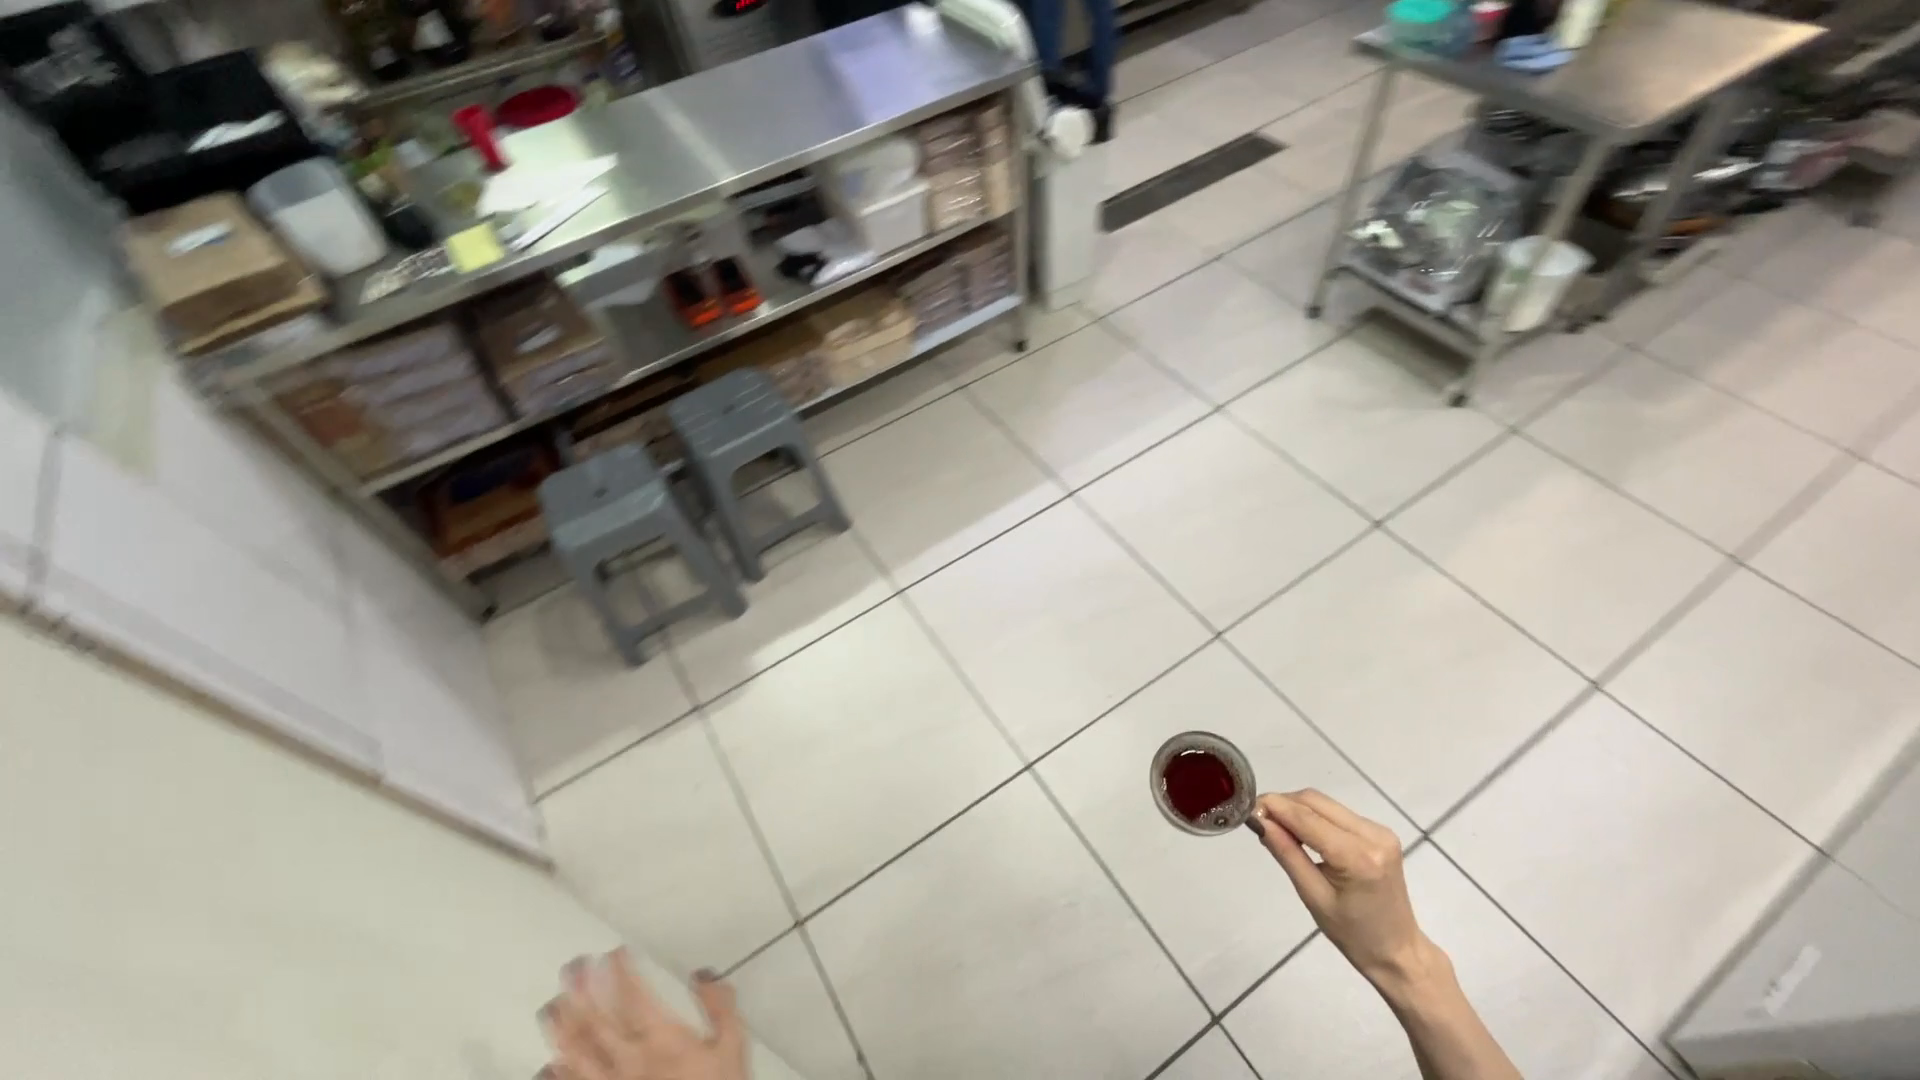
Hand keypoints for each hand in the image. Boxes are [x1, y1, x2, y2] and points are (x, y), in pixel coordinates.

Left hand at [539, 949, 747, 1079]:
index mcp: (662, 1040)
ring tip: (552, 1005)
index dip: (621, 971)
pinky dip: (558, 1073)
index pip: (634, 996)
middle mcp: (630, 1060)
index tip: (614, 952)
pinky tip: (549, 1062)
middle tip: (572, 965)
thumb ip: (720, 1005)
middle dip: (582, 990)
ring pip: (577, 1054)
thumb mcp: (733, 1046)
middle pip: (597, 1021)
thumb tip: (701, 974)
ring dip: (562, 1027)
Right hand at [1251, 790, 1439, 992]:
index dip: (1273, 807)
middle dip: (1282, 804)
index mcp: (1357, 857)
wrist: (1398, 950)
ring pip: (1325, 803)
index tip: (1246, 809)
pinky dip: (1313, 816)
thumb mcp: (1312, 895)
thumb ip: (1286, 852)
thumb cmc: (1352, 933)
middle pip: (1315, 801)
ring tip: (1276, 827)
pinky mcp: (1380, 832)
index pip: (1306, 818)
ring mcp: (1380, 831)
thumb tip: (1258, 821)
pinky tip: (1301, 832)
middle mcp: (1372, 835)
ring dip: (1297, 808)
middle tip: (1258, 819)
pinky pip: (1337, 813)